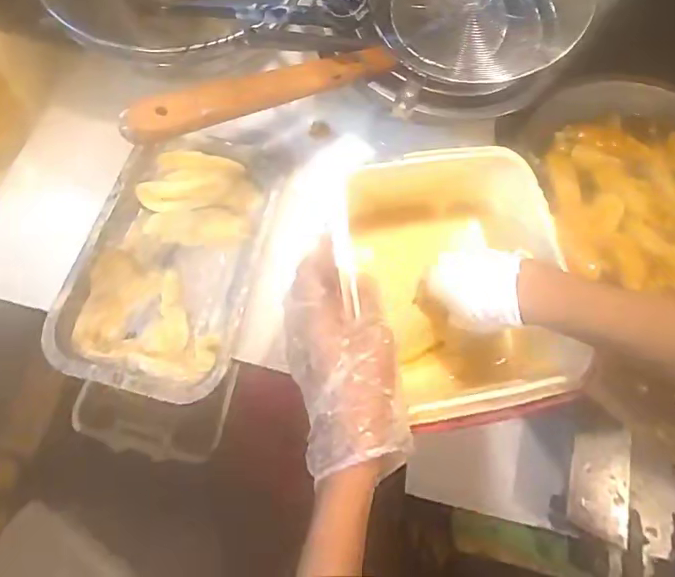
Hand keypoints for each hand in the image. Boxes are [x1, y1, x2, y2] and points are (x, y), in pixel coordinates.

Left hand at [283, 241, 412, 482]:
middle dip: (317, 267)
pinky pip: (310, 321)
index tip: (332, 235)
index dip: (319, 252)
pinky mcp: (309, 362)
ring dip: (319, 286)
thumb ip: (366, 300)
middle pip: (302, 288)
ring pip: (304, 305)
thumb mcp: (374, 335)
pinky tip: (340, 308)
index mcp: (312, 317)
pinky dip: (322, 305)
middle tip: (338, 253)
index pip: (308, 273)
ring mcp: (301, 347)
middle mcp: (299, 329)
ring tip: (341, 275)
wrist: (352, 439)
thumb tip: (360, 274)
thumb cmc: (364, 382)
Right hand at [424, 247, 522, 332]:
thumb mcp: (464, 325)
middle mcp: (445, 261)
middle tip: (450, 299)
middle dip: (442, 284)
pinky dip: (475, 273)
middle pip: (438, 273)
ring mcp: (466, 253)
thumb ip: (451, 319)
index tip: (430, 307)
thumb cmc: (485, 311)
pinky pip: (474, 264)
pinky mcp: (485, 251)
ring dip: (459, 277)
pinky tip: (486, 286)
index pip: (422, 287)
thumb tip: (449, 315)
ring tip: (470, 293)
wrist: (519, 288)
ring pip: (456, 266)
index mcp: (435, 279)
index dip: (425, 298)